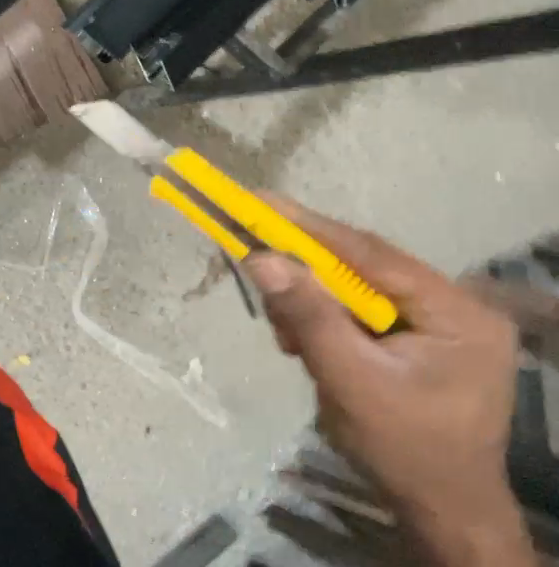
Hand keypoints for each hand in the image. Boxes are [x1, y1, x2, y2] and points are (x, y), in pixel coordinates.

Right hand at [243, 199, 531, 565]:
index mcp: (457, 314)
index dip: (307, 226)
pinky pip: (348, 307)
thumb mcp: (351, 379)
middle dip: (300, 271)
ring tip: (289, 339)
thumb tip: (260, 257)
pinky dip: (315, 317)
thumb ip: (308, 315)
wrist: (439, 504)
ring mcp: (434, 323)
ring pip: (346, 285)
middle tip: (248, 261)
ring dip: (305, 301)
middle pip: (356, 265)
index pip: (370, 253)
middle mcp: (452, 308)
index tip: (253, 201)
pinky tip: (303, 345)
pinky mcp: (410, 336)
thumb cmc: (404, 444)